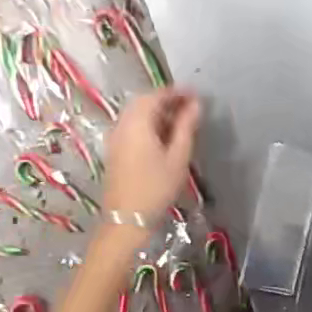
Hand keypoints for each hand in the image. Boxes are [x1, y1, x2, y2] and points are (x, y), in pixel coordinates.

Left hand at [102, 88, 200, 216]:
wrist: (126, 219)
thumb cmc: (156, 188)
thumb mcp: (178, 157)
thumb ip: (186, 127)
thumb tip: (195, 105)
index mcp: (137, 122)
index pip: (156, 95)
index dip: (177, 92)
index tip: (196, 95)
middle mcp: (122, 124)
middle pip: (144, 102)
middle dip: (167, 101)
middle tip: (190, 108)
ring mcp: (115, 138)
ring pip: (137, 115)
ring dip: (158, 113)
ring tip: (181, 123)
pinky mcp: (115, 150)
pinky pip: (132, 127)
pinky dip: (149, 125)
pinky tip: (164, 138)